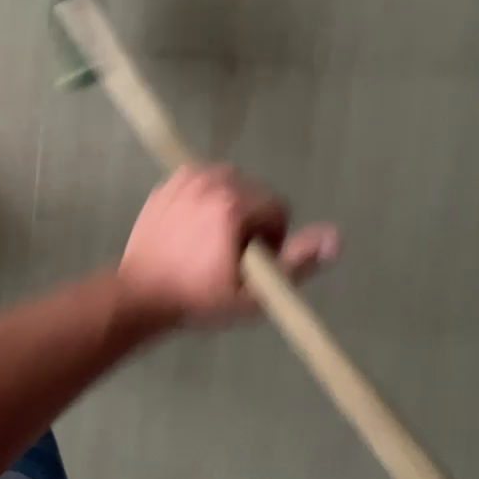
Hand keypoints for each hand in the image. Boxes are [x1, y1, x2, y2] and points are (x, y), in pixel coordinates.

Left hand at [117, 164, 338, 327]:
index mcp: (231, 204)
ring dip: (231, 204)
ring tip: (216, 240)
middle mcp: (206, 182)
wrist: (142, 292)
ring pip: (226, 181)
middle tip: (235, 252)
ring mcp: (181, 181)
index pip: (277, 206)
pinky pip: (199, 180)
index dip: (275, 236)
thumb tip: (336, 236)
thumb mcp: (257, 292)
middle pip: (252, 189)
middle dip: (254, 217)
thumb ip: (298, 262)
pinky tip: (195, 228)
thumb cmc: (200, 297)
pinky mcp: (164, 185)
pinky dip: (205, 197)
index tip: (256, 260)